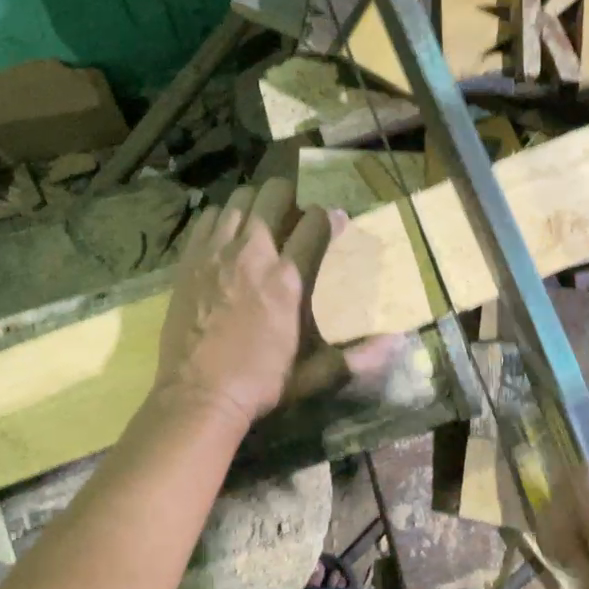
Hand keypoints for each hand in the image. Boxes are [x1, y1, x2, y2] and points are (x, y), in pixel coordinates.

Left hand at [155, 178, 336, 426]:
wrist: (198, 395)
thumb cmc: (260, 385)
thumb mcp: (315, 374)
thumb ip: (358, 356)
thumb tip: (399, 343)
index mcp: (289, 279)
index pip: (315, 221)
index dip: (328, 217)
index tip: (333, 224)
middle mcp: (254, 255)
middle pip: (275, 194)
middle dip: (290, 197)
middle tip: (293, 215)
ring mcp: (216, 253)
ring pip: (240, 199)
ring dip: (255, 205)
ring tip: (259, 223)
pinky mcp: (189, 260)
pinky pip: (208, 217)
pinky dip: (221, 219)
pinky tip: (227, 237)